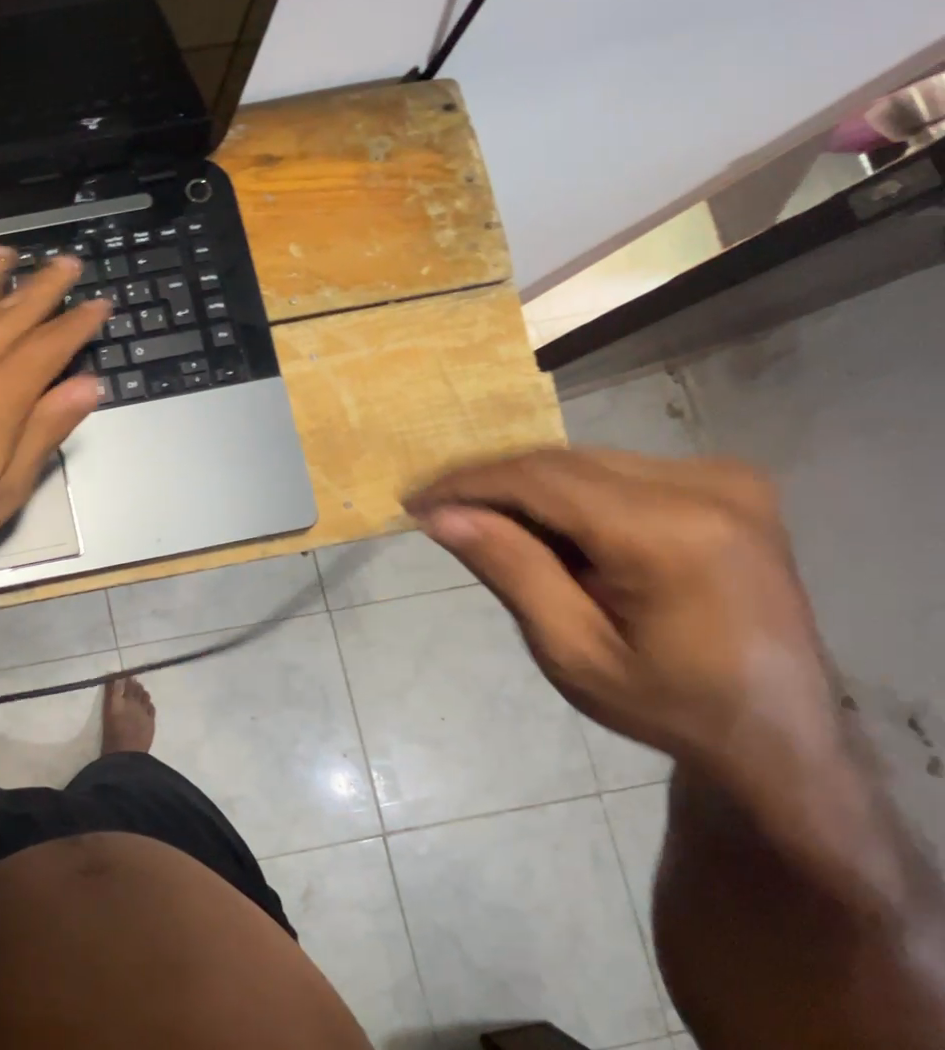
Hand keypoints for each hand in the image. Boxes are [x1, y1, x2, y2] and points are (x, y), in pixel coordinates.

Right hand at [405, 448, 835, 771]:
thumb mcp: (571, 650)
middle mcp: (708, 487)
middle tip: (436, 515)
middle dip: (491, 484)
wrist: (777, 727)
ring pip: (586, 462)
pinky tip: (547, 532)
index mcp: (673, 535)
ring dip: (526, 490)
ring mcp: (726, 480)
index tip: (412, 502)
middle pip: (563, 463)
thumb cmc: (666, 703)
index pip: (541, 479)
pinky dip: (568, 494)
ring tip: (484, 528)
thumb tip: (441, 515)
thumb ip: (511, 570)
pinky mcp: (728, 484)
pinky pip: (618, 471)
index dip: (467, 483)